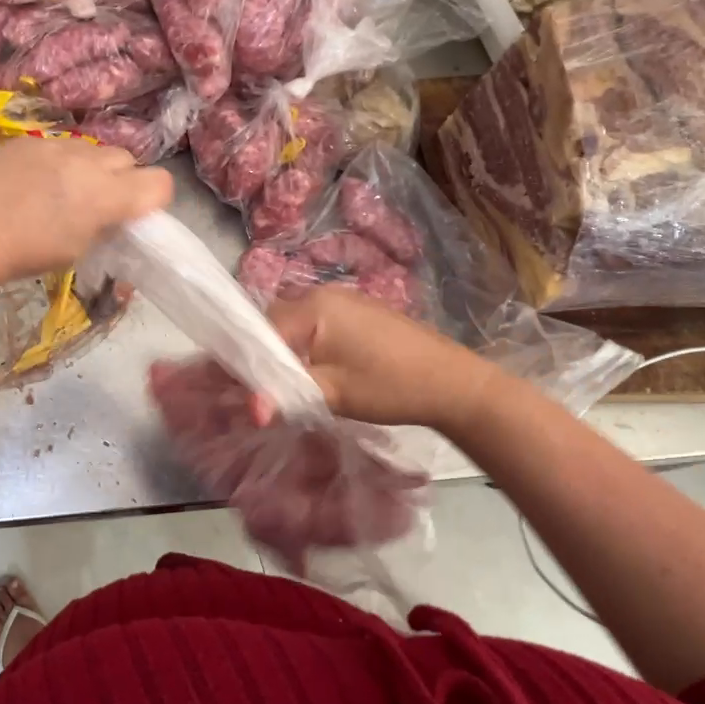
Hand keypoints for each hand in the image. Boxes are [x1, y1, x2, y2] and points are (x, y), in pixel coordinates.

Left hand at [0, 136, 172, 283]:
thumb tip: (112, 215)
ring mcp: (54, 145)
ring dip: (88, 168)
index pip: (159, 182)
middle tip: (97, 204)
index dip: (152, 199)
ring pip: (91, 149)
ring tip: (60, 193)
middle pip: (126, 160)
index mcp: (106, 193)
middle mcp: (87, 160)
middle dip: (121, 180)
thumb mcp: (78, 249)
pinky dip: (55, 162)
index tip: (135, 215)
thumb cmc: (25, 255)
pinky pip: (56, 146)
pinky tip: (31, 184)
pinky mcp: (26, 141)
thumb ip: (105, 225)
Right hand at [264, 286, 510, 430]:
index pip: (261, 328)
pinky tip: (319, 368)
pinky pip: (318, 322)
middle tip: (269, 385)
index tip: (247, 388)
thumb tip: (251, 410)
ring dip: (289, 347)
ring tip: (292, 379)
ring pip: (297, 321)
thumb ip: (287, 394)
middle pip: (275, 320)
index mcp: (313, 307)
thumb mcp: (333, 394)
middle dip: (268, 351)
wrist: (457, 386)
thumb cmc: (391, 387)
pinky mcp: (361, 310)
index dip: (250, 359)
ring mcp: (345, 299)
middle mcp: (324, 293)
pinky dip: (310, 342)